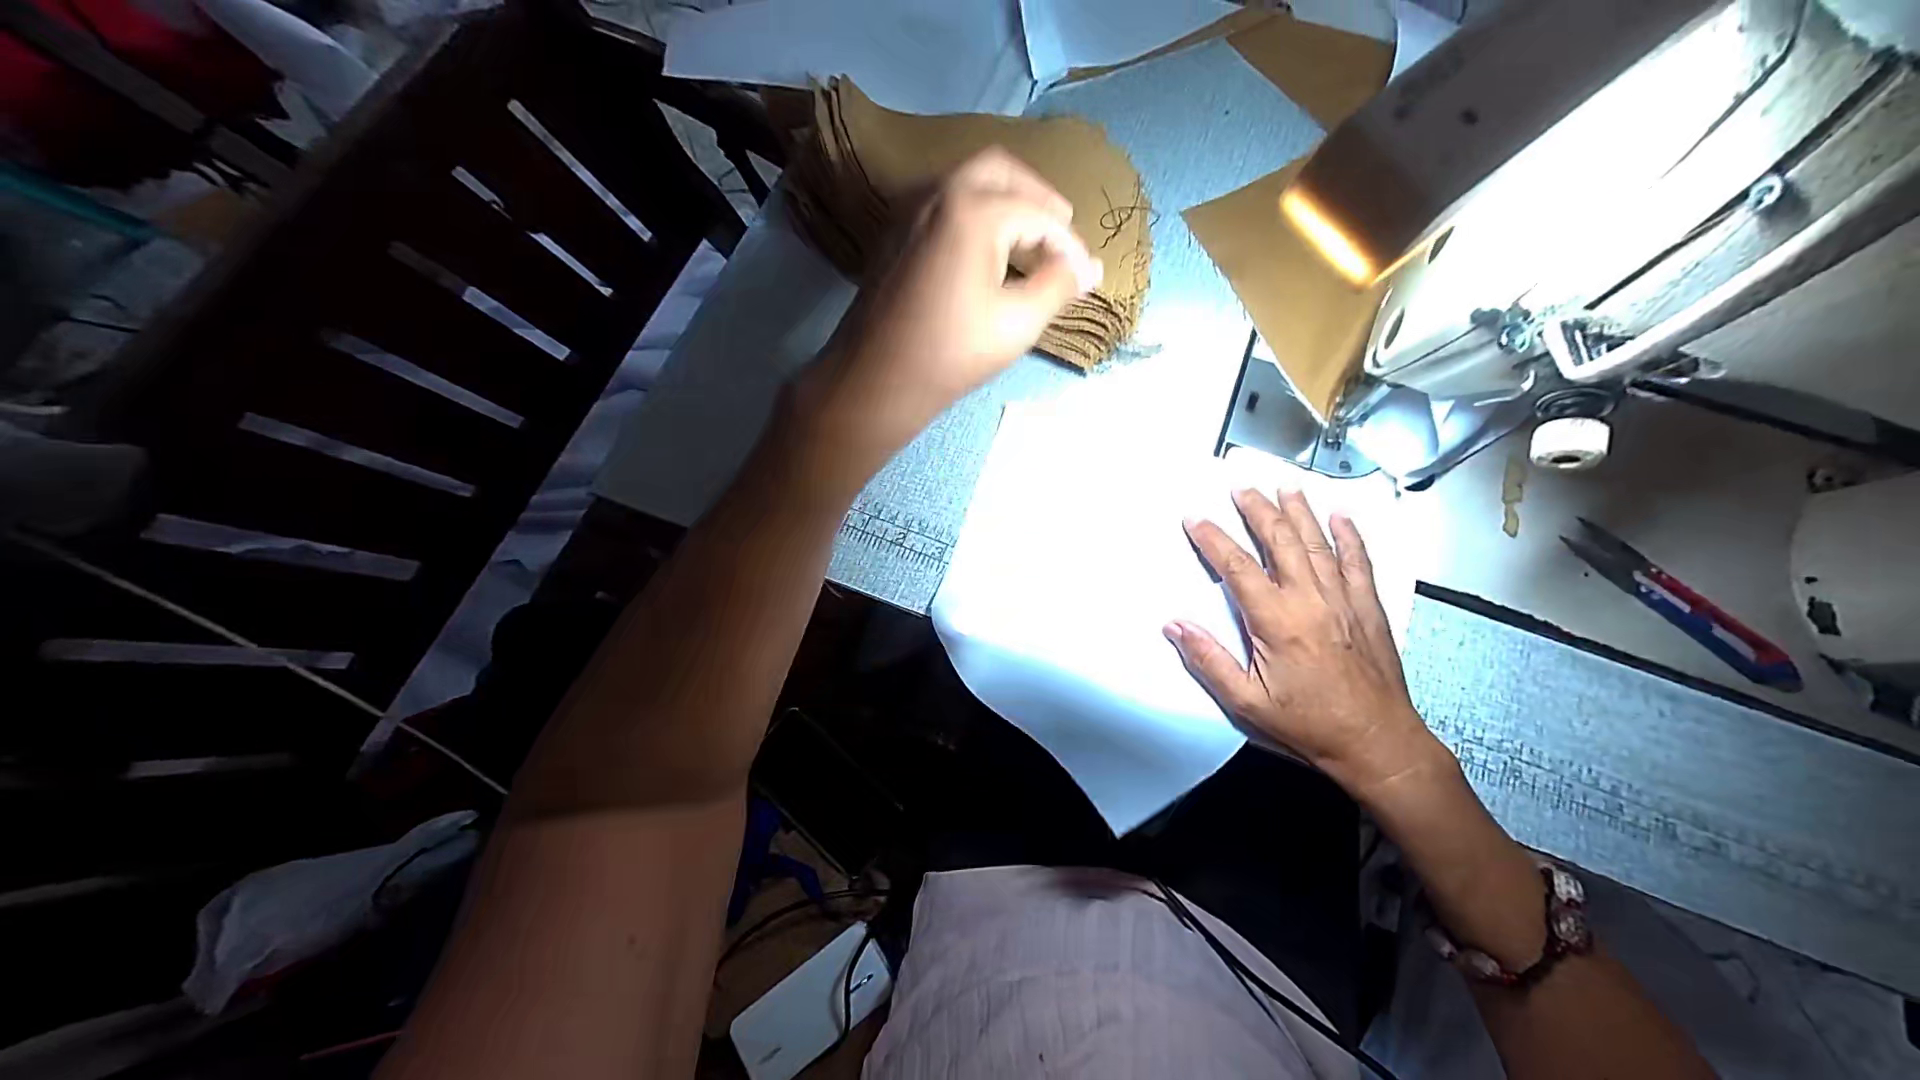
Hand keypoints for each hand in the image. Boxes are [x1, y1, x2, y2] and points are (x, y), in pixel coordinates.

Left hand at [793, 147, 1100, 460]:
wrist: (874, 381)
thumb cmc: (950, 354)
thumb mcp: (1017, 323)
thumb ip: (1059, 285)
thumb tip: (1091, 268)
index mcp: (972, 210)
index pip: (1039, 215)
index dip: (1070, 246)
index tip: (1086, 276)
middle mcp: (937, 194)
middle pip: (1001, 171)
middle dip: (1038, 198)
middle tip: (1061, 232)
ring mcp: (910, 211)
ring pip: (968, 184)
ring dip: (1005, 202)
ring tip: (1030, 242)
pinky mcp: (895, 235)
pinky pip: (944, 205)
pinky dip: (975, 215)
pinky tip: (988, 253)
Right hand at [1166, 488, 1443, 797]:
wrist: (1376, 741)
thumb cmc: (1311, 725)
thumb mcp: (1246, 701)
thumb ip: (1208, 660)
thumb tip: (1176, 627)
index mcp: (1277, 621)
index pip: (1237, 566)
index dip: (1213, 539)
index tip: (1197, 520)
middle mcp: (1311, 601)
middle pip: (1280, 541)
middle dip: (1257, 510)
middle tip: (1241, 489)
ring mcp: (1343, 600)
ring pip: (1317, 542)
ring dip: (1298, 512)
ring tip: (1283, 488)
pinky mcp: (1367, 607)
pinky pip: (1358, 560)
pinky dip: (1348, 535)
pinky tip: (1340, 516)